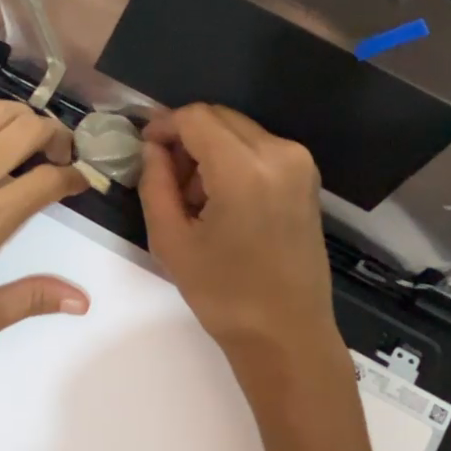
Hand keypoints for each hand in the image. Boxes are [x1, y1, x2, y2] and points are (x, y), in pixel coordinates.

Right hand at [139, 103, 338, 357]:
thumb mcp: (171, 241)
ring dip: (209, 151)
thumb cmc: (223, 294)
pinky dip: (232, 161)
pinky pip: (260, 149)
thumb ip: (155, 184)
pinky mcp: (307, 179)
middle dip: (186, 138)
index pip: (195, 118)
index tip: (142, 148)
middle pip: (220, 118)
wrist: (285, 332)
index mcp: (244, 169)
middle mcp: (279, 153)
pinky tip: (219, 202)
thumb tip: (153, 150)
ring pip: (240, 131)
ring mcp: (299, 164)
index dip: (163, 125)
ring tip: (191, 199)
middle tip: (164, 178)